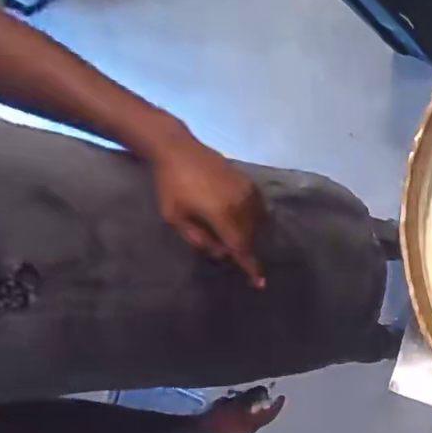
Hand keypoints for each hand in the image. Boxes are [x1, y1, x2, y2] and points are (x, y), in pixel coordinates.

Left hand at [149, 135, 269, 286]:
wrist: (178, 149)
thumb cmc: (171, 185)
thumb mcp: (174, 218)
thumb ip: (198, 240)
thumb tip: (222, 253)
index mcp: (222, 214)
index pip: (241, 247)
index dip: (251, 267)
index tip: (260, 283)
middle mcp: (241, 205)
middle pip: (249, 237)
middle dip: (242, 248)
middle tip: (227, 249)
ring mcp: (248, 192)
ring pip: (256, 224)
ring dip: (248, 234)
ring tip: (232, 233)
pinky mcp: (250, 184)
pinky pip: (259, 209)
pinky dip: (255, 219)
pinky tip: (243, 219)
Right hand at [198, 386, 285, 432]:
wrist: (199, 428)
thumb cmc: (220, 415)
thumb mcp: (239, 403)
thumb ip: (253, 396)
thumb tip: (265, 391)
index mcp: (253, 425)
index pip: (270, 415)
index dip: (277, 405)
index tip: (282, 396)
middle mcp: (248, 430)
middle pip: (261, 415)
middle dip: (263, 403)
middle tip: (264, 392)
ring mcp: (238, 431)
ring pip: (250, 415)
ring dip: (250, 404)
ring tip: (246, 393)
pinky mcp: (228, 429)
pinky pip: (240, 417)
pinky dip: (241, 408)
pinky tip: (233, 400)